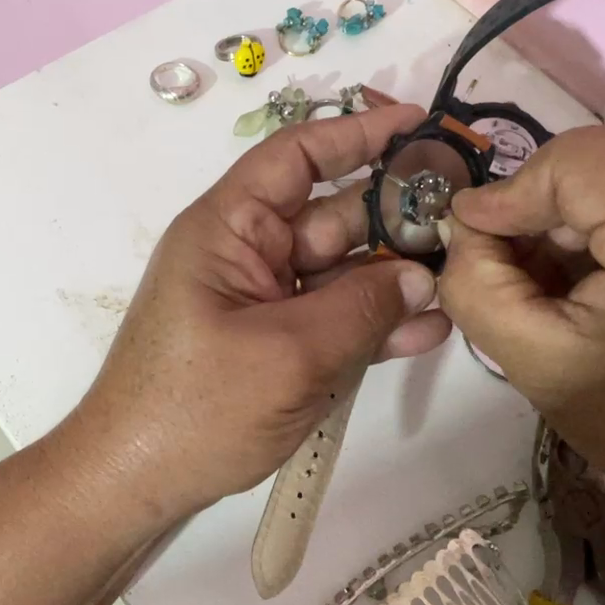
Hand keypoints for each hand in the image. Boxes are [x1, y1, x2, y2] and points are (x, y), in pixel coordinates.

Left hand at [68, 105, 451, 519]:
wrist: (136, 481)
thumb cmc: (197, 406)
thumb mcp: (289, 353)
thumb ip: (362, 309)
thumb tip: (421, 276)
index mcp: (229, 228)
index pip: (295, 157)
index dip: (356, 134)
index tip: (418, 124)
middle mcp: (246, 253)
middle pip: (331, 216)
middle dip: (395, 218)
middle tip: (468, 220)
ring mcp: (262, 301)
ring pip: (339, 272)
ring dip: (395, 278)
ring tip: (463, 277)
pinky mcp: (274, 344)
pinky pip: (330, 319)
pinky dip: (373, 324)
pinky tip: (430, 330)